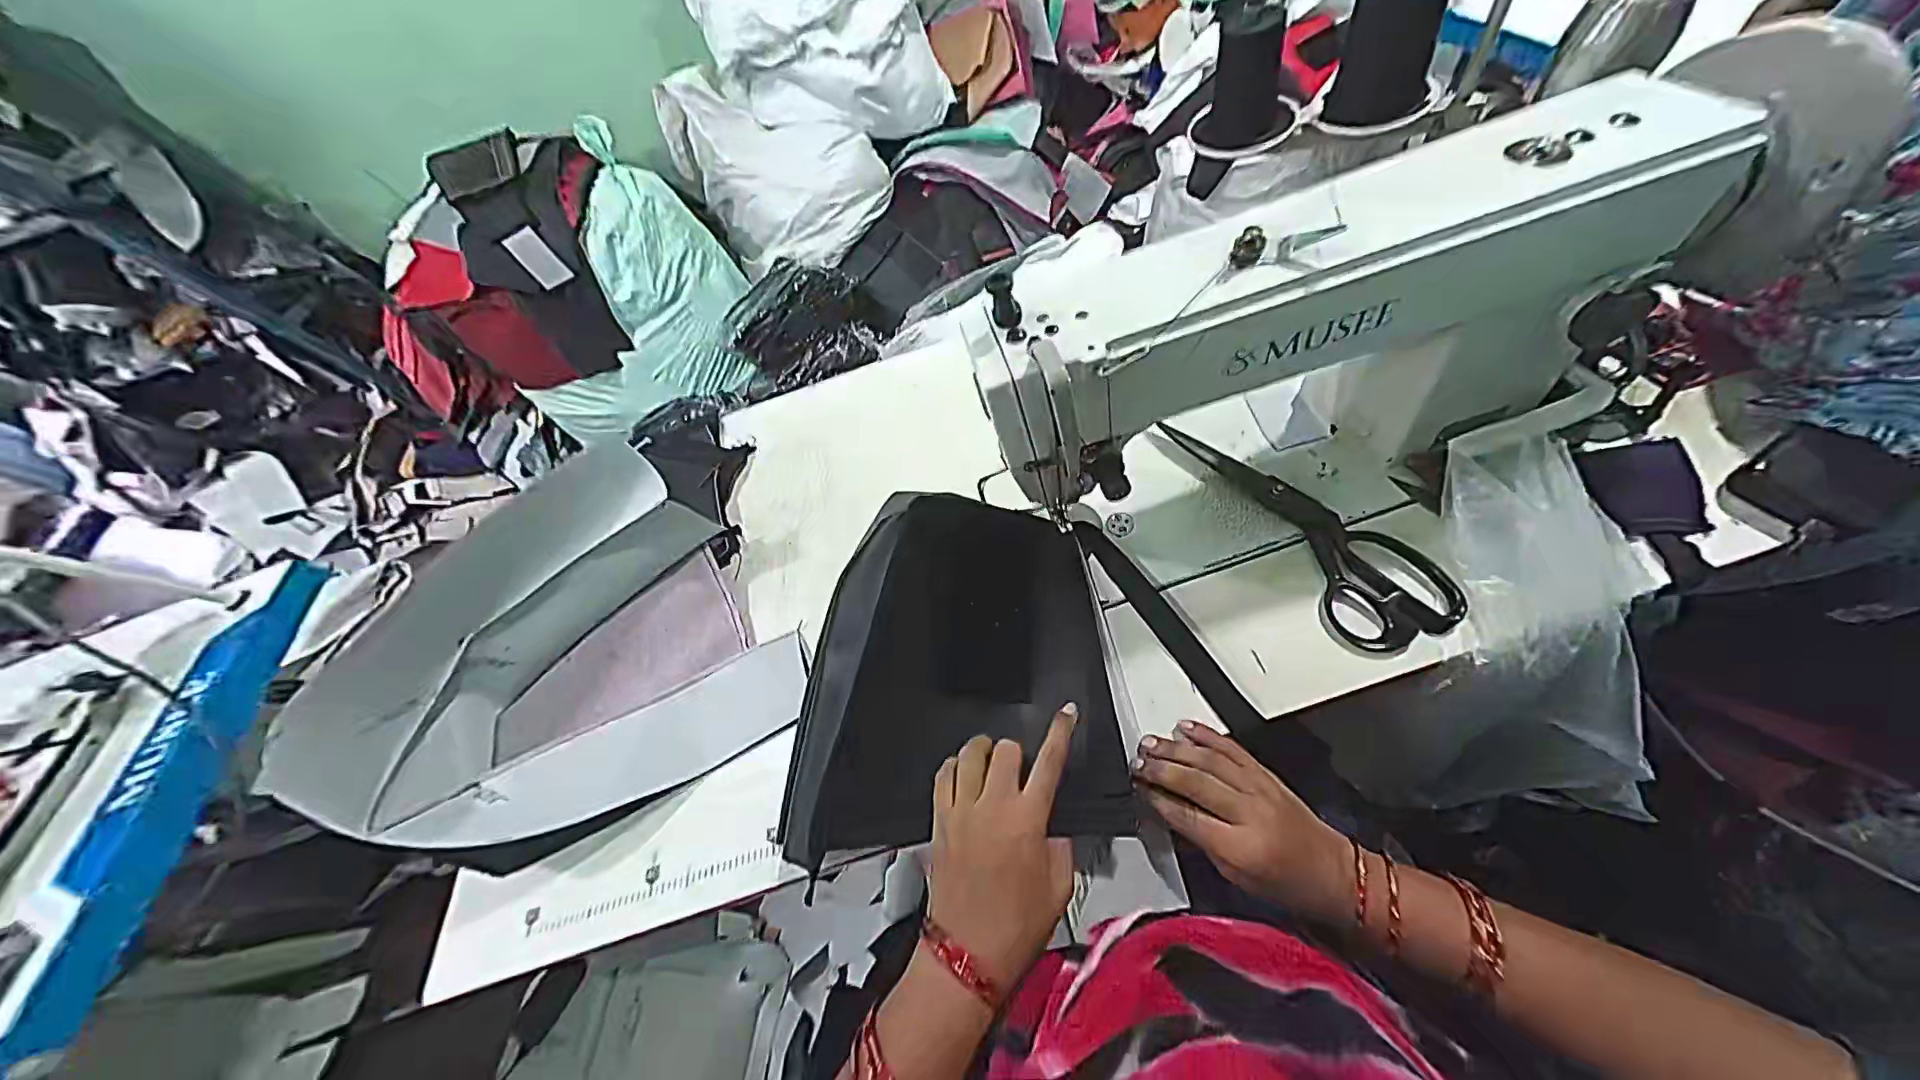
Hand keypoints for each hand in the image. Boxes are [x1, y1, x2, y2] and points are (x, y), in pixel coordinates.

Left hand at [928, 705, 1077, 990]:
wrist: (969, 953)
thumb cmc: (1017, 925)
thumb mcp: (1059, 884)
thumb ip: (1060, 844)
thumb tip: (1051, 824)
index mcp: (1028, 820)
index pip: (1049, 761)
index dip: (1061, 732)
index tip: (1066, 713)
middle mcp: (992, 806)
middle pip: (1006, 749)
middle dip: (1019, 752)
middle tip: (1022, 770)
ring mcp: (960, 810)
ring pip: (970, 753)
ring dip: (985, 752)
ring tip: (992, 766)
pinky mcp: (939, 820)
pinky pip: (943, 775)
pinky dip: (956, 767)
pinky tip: (964, 777)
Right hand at [1134, 720, 1350, 922]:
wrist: (1336, 875)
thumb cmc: (1289, 884)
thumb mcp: (1236, 877)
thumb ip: (1200, 842)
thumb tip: (1169, 814)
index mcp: (1240, 847)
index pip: (1187, 815)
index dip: (1158, 799)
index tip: (1139, 789)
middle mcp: (1250, 812)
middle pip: (1195, 781)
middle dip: (1161, 769)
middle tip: (1138, 762)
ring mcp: (1260, 789)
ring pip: (1210, 759)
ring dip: (1176, 748)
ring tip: (1151, 743)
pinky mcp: (1267, 775)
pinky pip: (1232, 748)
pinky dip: (1206, 735)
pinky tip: (1186, 729)